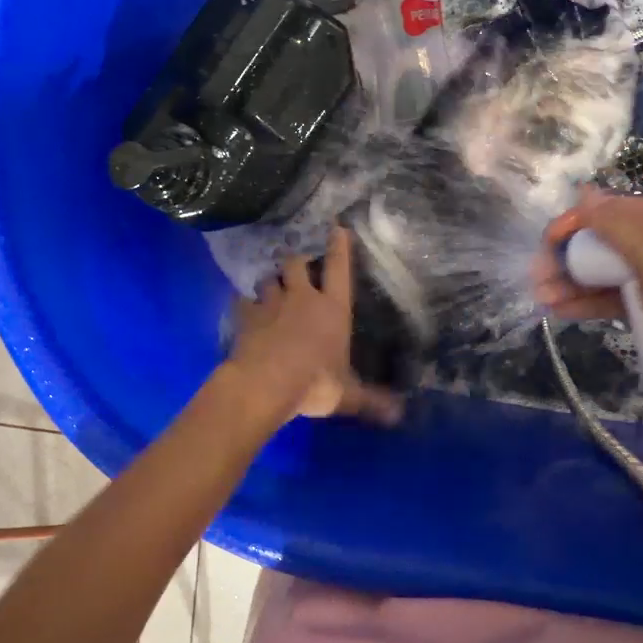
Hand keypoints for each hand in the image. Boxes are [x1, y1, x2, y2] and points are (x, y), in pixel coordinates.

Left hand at [226, 227, 404, 425]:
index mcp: (332, 310)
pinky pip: (242, 300)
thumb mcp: (348, 396)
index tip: (337, 227)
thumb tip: (400, 415)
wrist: (266, 383)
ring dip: (270, 282)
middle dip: (297, 262)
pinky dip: (243, 302)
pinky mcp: (246, 315)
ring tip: (270, 287)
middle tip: (297, 266)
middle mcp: (302, 298)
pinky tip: (242, 306)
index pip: (339, 270)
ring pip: (269, 279)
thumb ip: (372, 401)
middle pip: (297, 264)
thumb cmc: (314, 384)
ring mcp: (271, 303)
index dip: (339, 248)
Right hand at [533, 189, 642, 397]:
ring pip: (603, 272)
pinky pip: (610, 298)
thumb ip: (619, 227)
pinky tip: (559, 309)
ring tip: (541, 295)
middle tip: (538, 273)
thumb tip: (585, 193)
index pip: (613, 212)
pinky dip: (584, 301)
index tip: (549, 240)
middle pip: (603, 243)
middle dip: (568, 256)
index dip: (577, 222)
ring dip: (570, 281)